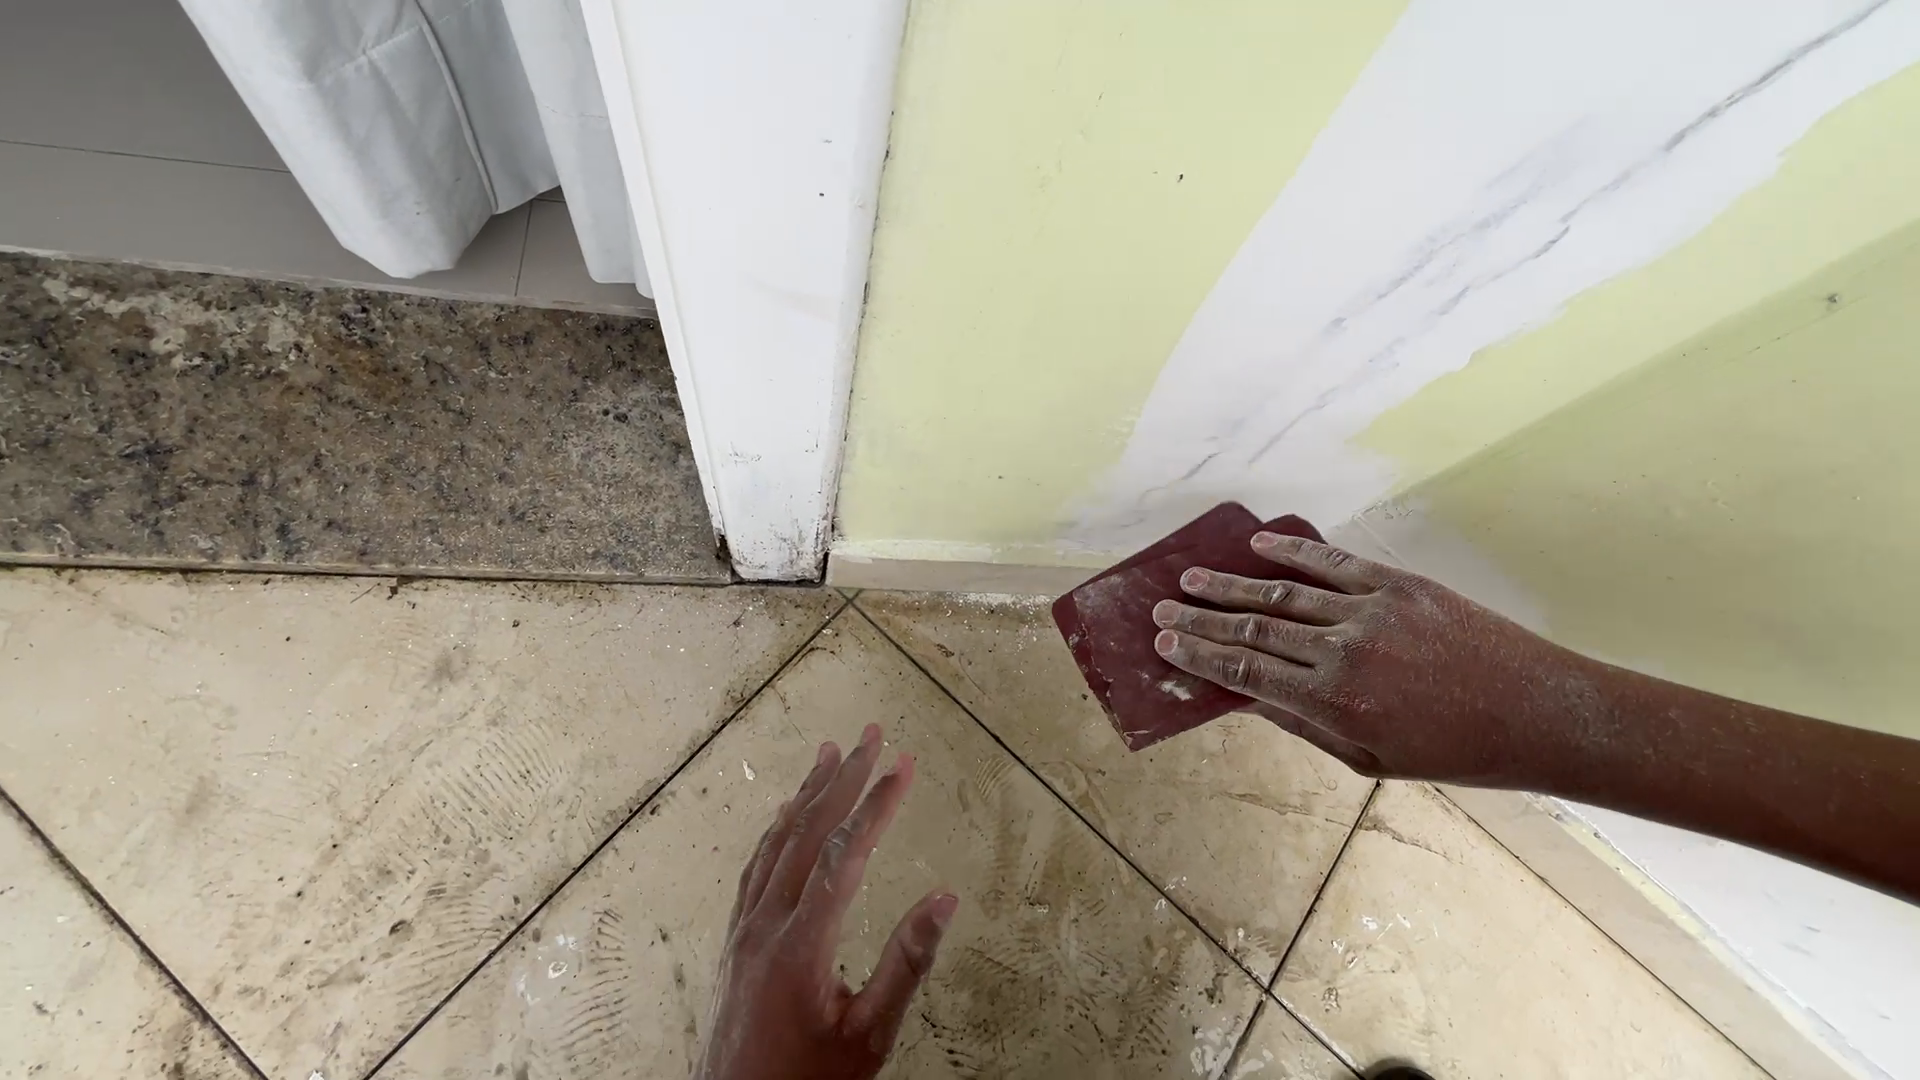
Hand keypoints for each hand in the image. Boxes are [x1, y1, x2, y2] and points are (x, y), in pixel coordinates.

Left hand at [695, 724, 958, 1079]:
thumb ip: (905, 965)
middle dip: (846, 777)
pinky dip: (778, 828)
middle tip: (873, 735)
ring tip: (832, 753)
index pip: (845, 852)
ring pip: (777, 840)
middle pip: (809, 830)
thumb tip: (945, 900)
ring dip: (809, 791)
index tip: (905, 765)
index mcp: (801, 943)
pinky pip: (756, 865)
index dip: (878, 803)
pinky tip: (787, 813)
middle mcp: (766, 922)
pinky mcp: (734, 938)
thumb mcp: (868, 1037)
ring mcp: (744, 927)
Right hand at [1151, 532, 1586, 786]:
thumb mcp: (1370, 758)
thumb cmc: (1454, 750)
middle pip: (1252, 627)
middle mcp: (1343, 651)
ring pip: (1282, 592)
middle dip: (1200, 618)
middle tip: (1161, 609)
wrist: (1543, 714)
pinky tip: (1255, 546)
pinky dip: (1289, 553)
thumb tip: (1245, 699)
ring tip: (1191, 578)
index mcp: (1335, 701)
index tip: (1164, 643)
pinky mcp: (1398, 584)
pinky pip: (1331, 563)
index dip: (1200, 655)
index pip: (1247, 670)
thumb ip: (1302, 724)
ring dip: (1229, 584)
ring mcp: (1370, 611)